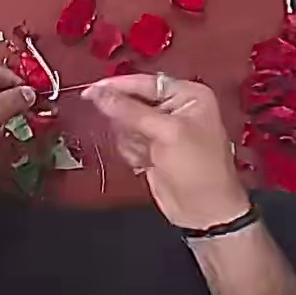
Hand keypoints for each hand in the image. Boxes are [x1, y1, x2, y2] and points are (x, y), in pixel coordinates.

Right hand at [84, 74, 250, 230]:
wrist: (204, 212)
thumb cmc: (197, 167)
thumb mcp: (167, 133)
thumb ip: (130, 111)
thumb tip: (97, 92)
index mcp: (188, 95)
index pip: (146, 82)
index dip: (118, 86)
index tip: (91, 91)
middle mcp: (175, 107)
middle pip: (132, 102)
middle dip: (128, 121)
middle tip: (135, 136)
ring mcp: (162, 128)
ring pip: (125, 122)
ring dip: (131, 139)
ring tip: (146, 153)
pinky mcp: (151, 147)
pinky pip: (127, 139)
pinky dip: (132, 151)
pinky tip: (145, 162)